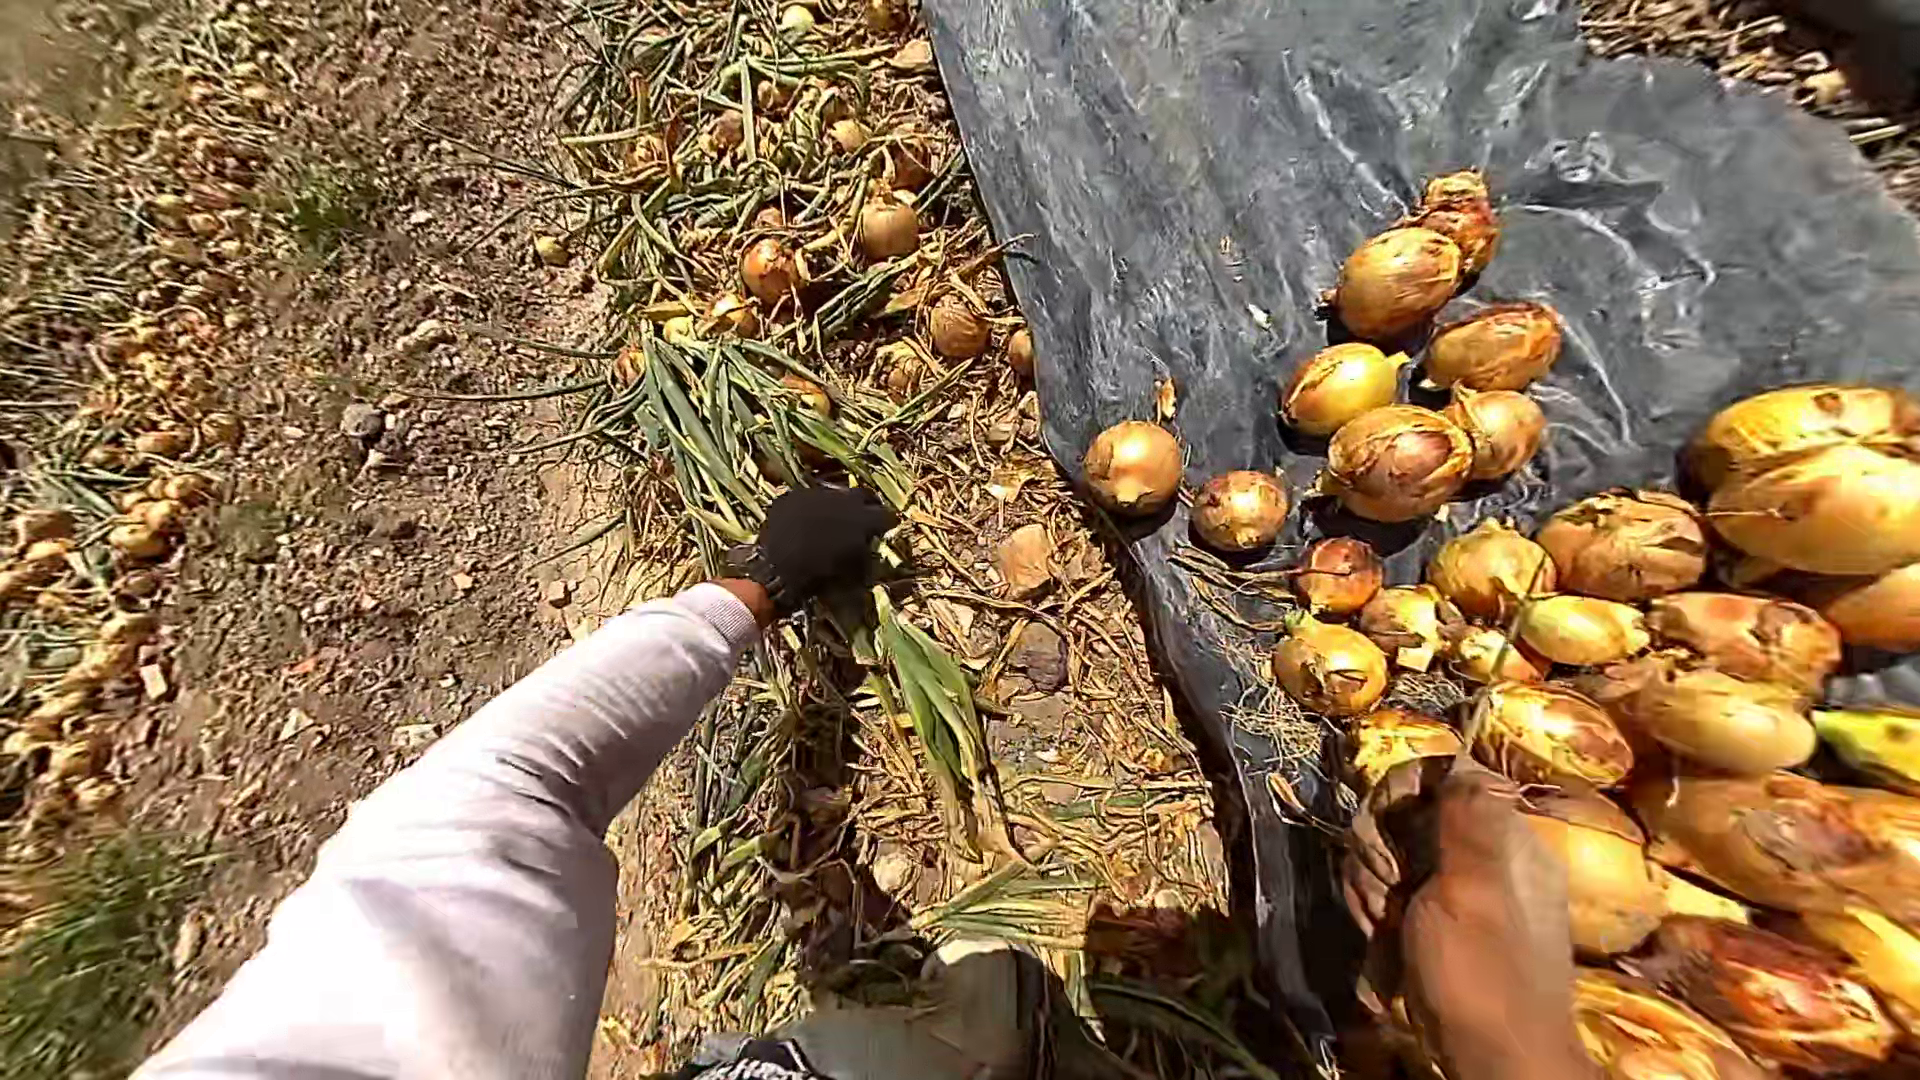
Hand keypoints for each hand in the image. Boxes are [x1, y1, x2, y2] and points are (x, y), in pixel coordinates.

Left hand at [755, 486, 896, 611]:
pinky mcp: (794, 495)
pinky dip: (811, 508)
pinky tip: (804, 522)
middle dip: (867, 506)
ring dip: (838, 505)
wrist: (776, 570)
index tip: (883, 531)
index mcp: (864, 519)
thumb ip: (866, 555)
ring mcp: (817, 494)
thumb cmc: (820, 577)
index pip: (887, 515)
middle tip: (863, 519)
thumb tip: (871, 548)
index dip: (886, 524)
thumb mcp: (852, 572)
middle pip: (864, 495)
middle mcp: (845, 500)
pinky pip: (809, 498)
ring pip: (836, 494)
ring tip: (832, 520)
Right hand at [1343, 763, 1594, 1079]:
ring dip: (1367, 875)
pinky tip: (1380, 926)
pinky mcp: (1424, 904)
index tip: (1389, 820)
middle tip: (1386, 881)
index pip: (1445, 774)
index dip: (1404, 786)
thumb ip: (1469, 825)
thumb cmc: (1481, 975)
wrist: (1486, 1058)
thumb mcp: (1473, 894)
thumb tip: (1464, 761)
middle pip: (1400, 805)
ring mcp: (1448, 879)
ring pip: (1381, 840)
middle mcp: (1477, 851)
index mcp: (1504, 840)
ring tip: (1384, 916)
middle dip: (1376, 841)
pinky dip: (1368, 895)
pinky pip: (1377, 873)